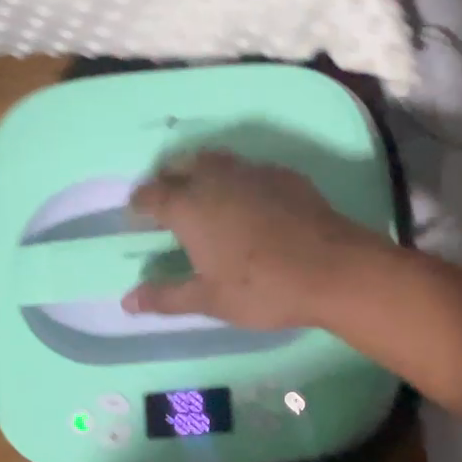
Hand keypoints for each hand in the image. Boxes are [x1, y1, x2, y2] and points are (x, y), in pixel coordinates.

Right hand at [123, 151, 386, 329]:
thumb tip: (127, 301)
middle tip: (168, 194)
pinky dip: (242, 179)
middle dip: (171, 176)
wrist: (333, 268)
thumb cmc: (264, 288)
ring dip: (205, 170)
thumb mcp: (211, 300)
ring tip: (205, 191)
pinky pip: (253, 170)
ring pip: (220, 161)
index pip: (153, 194)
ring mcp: (255, 173)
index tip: (135, 210)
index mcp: (190, 207)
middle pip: (185, 165)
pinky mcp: (287, 176)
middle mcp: (218, 180)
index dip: (140, 201)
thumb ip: (167, 297)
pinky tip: (251, 198)